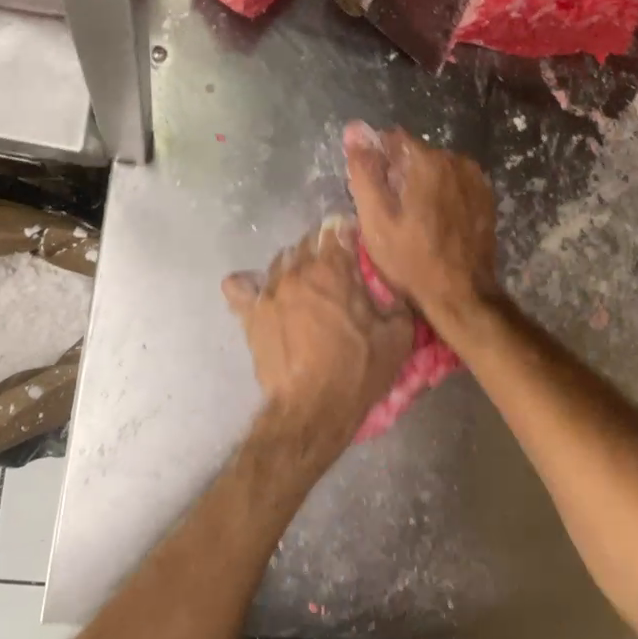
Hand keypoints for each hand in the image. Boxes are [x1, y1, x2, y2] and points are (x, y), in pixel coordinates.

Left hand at [222, 218, 414, 438]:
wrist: (313, 408)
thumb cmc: (358, 372)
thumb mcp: (397, 337)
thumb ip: (398, 301)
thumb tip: (394, 287)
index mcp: (333, 269)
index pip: (336, 230)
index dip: (348, 236)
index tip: (357, 251)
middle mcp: (296, 271)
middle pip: (307, 244)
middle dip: (323, 252)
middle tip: (338, 276)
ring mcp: (268, 291)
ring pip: (280, 262)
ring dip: (295, 268)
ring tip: (307, 289)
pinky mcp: (249, 314)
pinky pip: (240, 287)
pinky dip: (251, 286)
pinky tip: (263, 295)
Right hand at [344, 121, 499, 320]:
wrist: (461, 293)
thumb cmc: (411, 260)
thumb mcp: (376, 220)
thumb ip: (364, 171)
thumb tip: (354, 129)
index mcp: (427, 160)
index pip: (392, 139)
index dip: (377, 162)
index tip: (373, 192)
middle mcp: (455, 160)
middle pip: (415, 155)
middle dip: (400, 175)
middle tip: (391, 213)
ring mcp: (476, 179)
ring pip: (436, 170)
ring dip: (422, 186)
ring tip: (414, 221)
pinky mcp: (486, 198)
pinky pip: (455, 186)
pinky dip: (442, 197)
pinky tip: (436, 225)